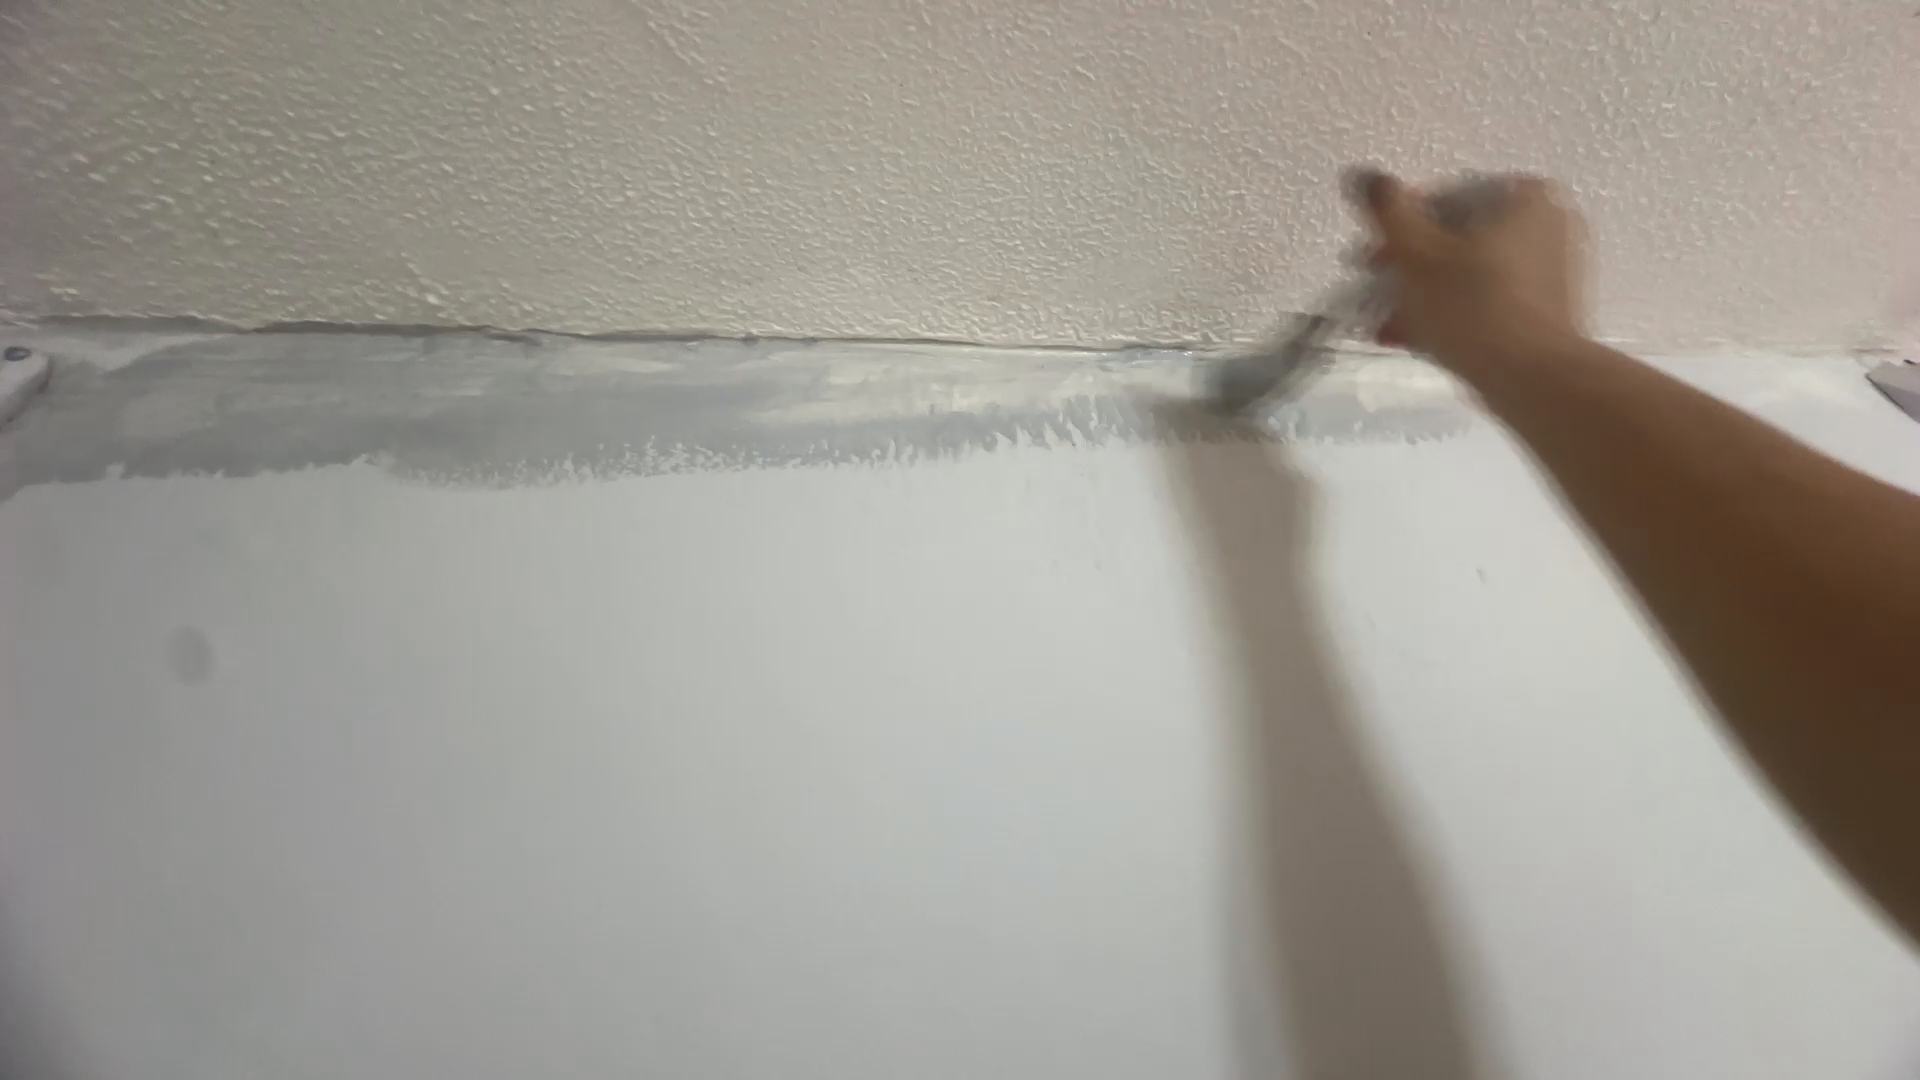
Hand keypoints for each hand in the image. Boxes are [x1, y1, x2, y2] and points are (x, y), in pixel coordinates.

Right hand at [1356, 170, 1587, 374]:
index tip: (1368, 263)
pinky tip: (1415, 338)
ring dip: (1419, 297)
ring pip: (1464, 273)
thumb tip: (1363, 174)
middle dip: (1406, 270)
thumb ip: (1387, 211)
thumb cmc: (1468, 305)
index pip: (1443, 200)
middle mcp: (1547, 221)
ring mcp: (1550, 267)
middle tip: (1371, 296)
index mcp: (1524, 196)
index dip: (1398, 232)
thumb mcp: (1416, 254)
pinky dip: (1447, 313)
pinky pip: (1483, 299)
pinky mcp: (1544, 307)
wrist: (1528, 373)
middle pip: (1453, 239)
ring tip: (1388, 326)